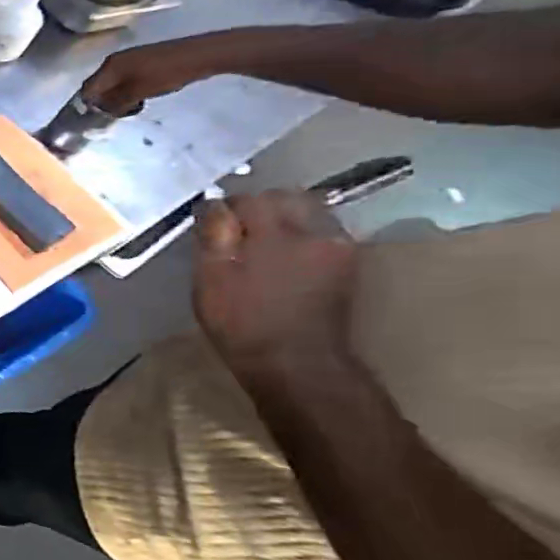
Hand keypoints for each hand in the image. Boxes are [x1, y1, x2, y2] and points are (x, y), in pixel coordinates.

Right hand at [79, 29, 255, 113]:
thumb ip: (114, 103)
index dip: (88, 106)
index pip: (87, 89)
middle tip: (119, 115)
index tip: (98, 119)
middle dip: (104, 103)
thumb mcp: (136, 93)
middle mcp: (115, 61)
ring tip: (134, 106)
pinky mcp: (144, 60)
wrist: (200, 55)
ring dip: (119, 98)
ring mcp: (130, 59)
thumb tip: (100, 110)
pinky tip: (144, 96)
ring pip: (114, 84)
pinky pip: (127, 79)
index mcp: (109, 66)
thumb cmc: (164, 74)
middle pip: (99, 86)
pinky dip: (129, 90)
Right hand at [193, 191, 357, 367]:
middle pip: (286, 197)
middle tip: (235, 230)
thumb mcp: (211, 277)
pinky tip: (286, 255)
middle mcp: (314, 230)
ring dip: (283, 218)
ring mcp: (338, 246)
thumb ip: (213, 235)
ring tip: (260, 242)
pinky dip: (302, 234)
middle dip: (259, 206)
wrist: (295, 362)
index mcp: (275, 232)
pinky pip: (322, 231)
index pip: (248, 199)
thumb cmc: (241, 320)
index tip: (210, 224)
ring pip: (308, 211)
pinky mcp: (349, 263)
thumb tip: (213, 204)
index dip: (224, 208)